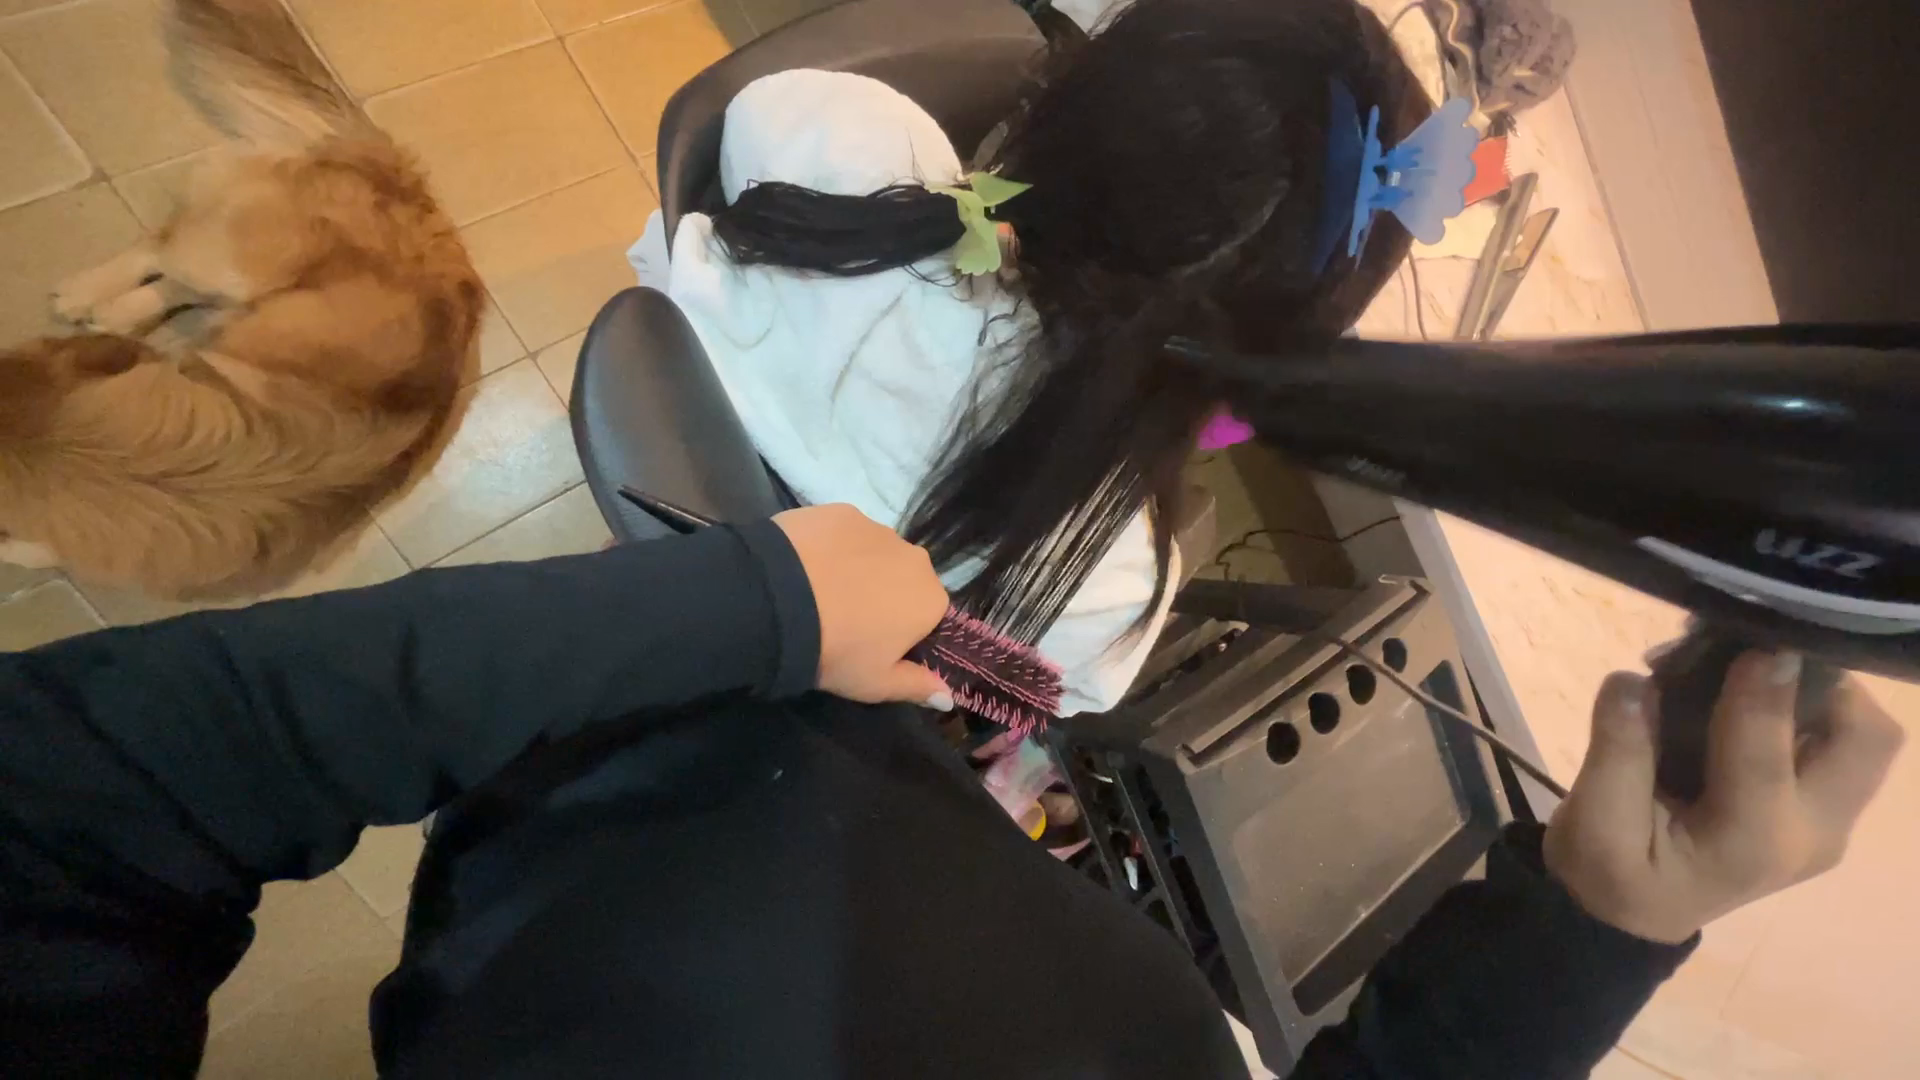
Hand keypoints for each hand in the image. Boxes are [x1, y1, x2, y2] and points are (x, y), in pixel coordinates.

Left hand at [772, 504, 952, 708]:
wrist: (778, 602)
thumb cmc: (837, 650)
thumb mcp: (875, 684)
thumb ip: (917, 687)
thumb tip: (949, 697)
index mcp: (930, 600)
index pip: (927, 615)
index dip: (902, 630)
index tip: (872, 644)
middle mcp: (915, 557)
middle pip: (905, 578)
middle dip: (884, 594)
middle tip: (844, 618)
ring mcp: (878, 529)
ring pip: (875, 552)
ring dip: (858, 568)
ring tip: (820, 590)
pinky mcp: (842, 511)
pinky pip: (844, 532)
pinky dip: (831, 547)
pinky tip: (805, 564)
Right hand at [1544, 652, 1903, 943]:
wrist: (1622, 915)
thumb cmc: (1603, 870)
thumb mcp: (1593, 819)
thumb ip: (1616, 751)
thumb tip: (1630, 679)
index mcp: (1751, 841)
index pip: (1764, 755)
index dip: (1761, 696)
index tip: (1756, 643)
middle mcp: (1810, 832)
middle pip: (1864, 743)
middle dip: (1822, 685)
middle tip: (1747, 649)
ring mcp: (1819, 824)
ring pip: (1859, 741)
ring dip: (1811, 691)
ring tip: (1730, 664)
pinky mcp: (1806, 811)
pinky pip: (1828, 747)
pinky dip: (1794, 706)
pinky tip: (1729, 692)